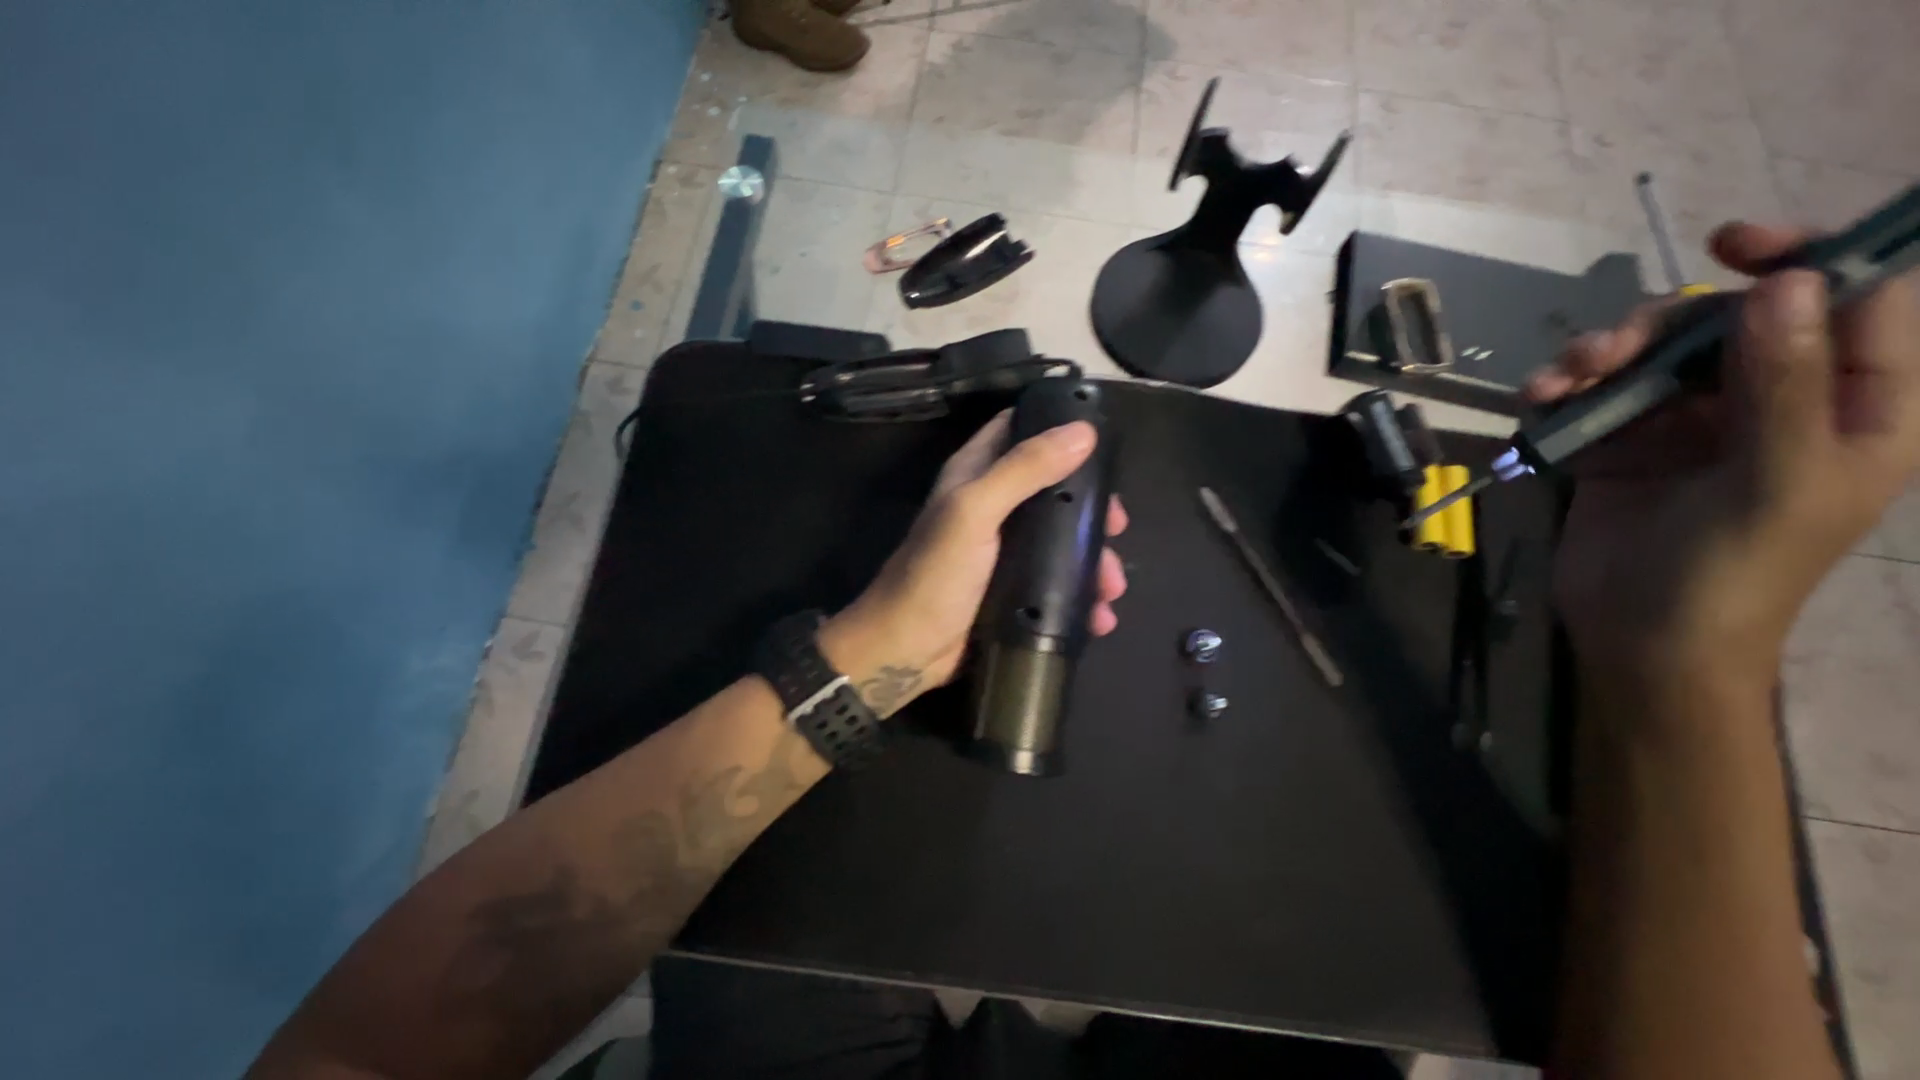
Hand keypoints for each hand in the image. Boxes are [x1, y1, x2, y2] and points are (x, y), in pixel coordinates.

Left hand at [818, 411, 1127, 716]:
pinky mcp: (1015, 592)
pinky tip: (1100, 616)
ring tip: (1112, 588)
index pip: (1018, 430)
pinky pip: (1058, 585)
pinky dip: (1082, 597)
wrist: (907, 652)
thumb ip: (1023, 470)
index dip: (1057, 427)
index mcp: (975, 476)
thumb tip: (1083, 432)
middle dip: (1091, 506)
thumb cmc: (934, 576)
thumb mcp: (974, 513)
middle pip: (1054, 490)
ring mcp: (1005, 553)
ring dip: (1094, 560)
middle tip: (1118, 525)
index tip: (1102, 437)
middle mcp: (992, 507)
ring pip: (1063, 541)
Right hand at [1526, 223, 1919, 688]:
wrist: (1641, 642)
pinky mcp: (1622, 441)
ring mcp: (1691, 421)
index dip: (1809, 260)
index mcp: (1852, 407)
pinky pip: (1596, 389)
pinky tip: (1538, 399)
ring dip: (1601, 351)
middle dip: (1665, 321)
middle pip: (1731, 317)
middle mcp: (1773, 401)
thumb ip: (1785, 383)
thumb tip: (1787, 282)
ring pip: (1653, 348)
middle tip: (1612, 348)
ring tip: (1562, 379)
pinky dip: (1563, 386)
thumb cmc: (1734, 572)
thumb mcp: (1776, 480)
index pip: (1860, 302)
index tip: (1737, 248)